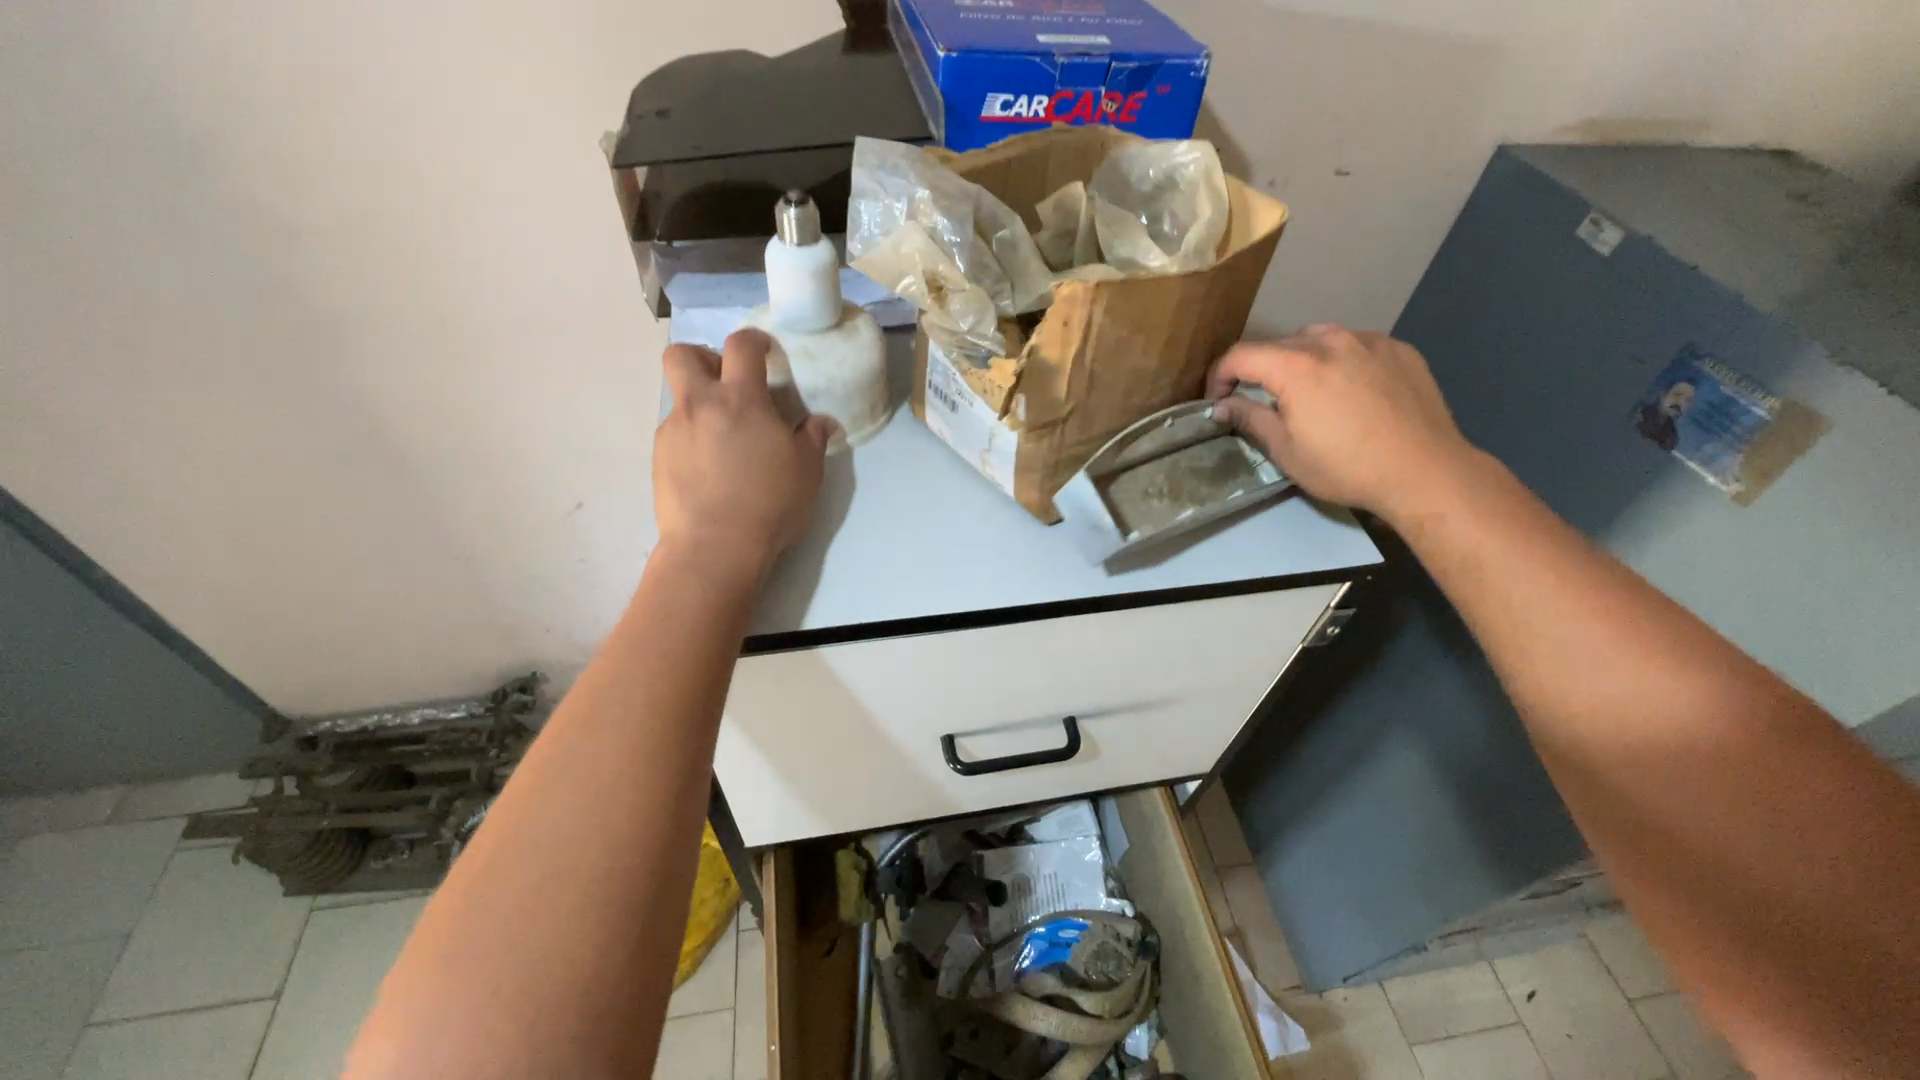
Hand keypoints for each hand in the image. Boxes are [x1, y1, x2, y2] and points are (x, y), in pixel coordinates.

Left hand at [654, 329, 835, 575]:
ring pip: (679, 399)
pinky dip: (692, 440)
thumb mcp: (807, 471)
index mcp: (740, 399)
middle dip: (702, 357)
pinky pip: (676, 434)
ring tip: (724, 440)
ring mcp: (674, 431)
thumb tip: (819, 423)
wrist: (715, 547)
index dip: (754, 340)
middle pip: (682, 355)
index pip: (740, 345)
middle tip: (725, 381)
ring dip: (700, 406)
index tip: (764, 351)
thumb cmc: (769, 504)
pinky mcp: (659, 458)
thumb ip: (813, 438)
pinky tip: (709, 469)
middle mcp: (700, 405)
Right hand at [1206, 324, 1478, 521]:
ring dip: (1302, 361)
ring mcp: (1369, 340)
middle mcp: (1331, 340)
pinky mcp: (1399, 349)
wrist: (1425, 470)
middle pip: (1279, 345)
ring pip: (1319, 339)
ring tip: (1308, 392)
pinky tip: (1350, 392)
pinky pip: (1356, 346)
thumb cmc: (1347, 468)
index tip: (1217, 400)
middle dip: (1262, 370)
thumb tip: (1222, 405)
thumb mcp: (1287, 451)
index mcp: (1296, 365)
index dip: (1219, 376)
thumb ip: (1250, 419)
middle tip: (1262, 401)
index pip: (1240, 355)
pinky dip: (1341, 362)